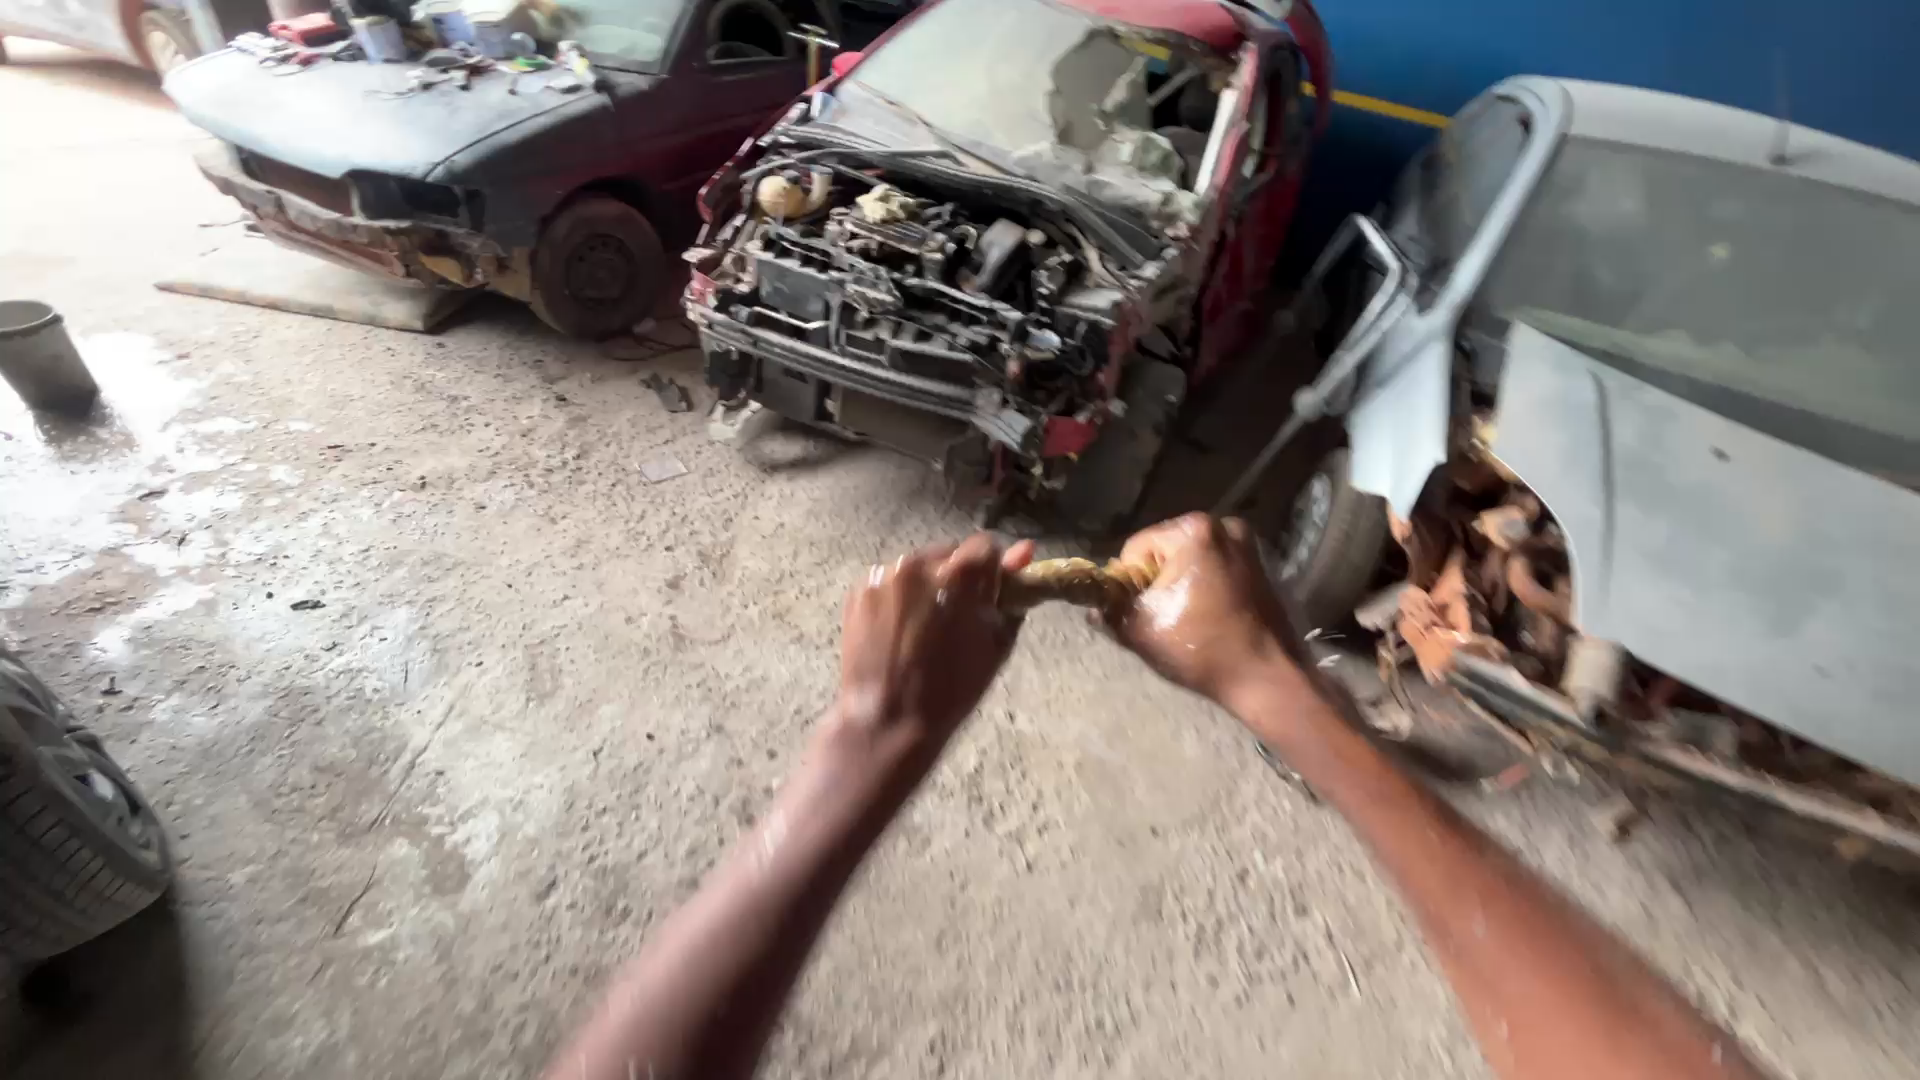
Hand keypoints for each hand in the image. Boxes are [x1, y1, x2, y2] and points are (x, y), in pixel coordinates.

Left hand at [828, 534, 1034, 765]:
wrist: (887, 720)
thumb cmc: (950, 690)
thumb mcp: (995, 645)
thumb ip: (1010, 594)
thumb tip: (1025, 553)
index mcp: (956, 576)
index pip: (986, 545)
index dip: (993, 567)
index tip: (991, 591)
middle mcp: (917, 564)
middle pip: (950, 553)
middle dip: (959, 576)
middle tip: (959, 613)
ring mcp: (883, 576)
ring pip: (919, 566)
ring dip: (929, 584)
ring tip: (928, 625)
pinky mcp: (859, 590)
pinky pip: (891, 581)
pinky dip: (901, 596)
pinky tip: (902, 629)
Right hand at [1105, 513, 1306, 707]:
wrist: (1268, 678)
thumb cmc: (1202, 650)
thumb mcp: (1140, 631)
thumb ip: (1108, 611)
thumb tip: (1092, 604)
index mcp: (1192, 531)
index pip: (1136, 549)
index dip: (1129, 582)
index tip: (1141, 612)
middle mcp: (1222, 525)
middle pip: (1163, 551)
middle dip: (1155, 581)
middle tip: (1161, 618)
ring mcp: (1246, 543)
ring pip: (1188, 560)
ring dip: (1179, 584)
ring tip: (1184, 620)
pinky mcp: (1260, 564)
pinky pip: (1213, 568)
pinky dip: (1204, 585)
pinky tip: (1207, 615)